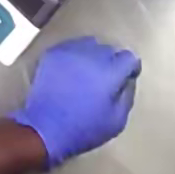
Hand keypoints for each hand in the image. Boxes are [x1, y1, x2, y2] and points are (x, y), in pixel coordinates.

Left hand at [9, 37, 140, 168]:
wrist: (44, 128)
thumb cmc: (84, 128)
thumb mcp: (117, 121)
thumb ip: (127, 95)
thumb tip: (128, 79)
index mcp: (110, 71)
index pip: (129, 57)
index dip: (129, 69)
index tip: (124, 79)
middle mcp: (91, 54)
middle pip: (109, 49)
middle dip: (111, 62)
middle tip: (103, 80)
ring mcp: (70, 51)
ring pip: (89, 44)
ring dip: (92, 56)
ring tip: (86, 74)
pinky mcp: (53, 52)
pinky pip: (71, 48)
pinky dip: (75, 56)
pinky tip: (70, 72)